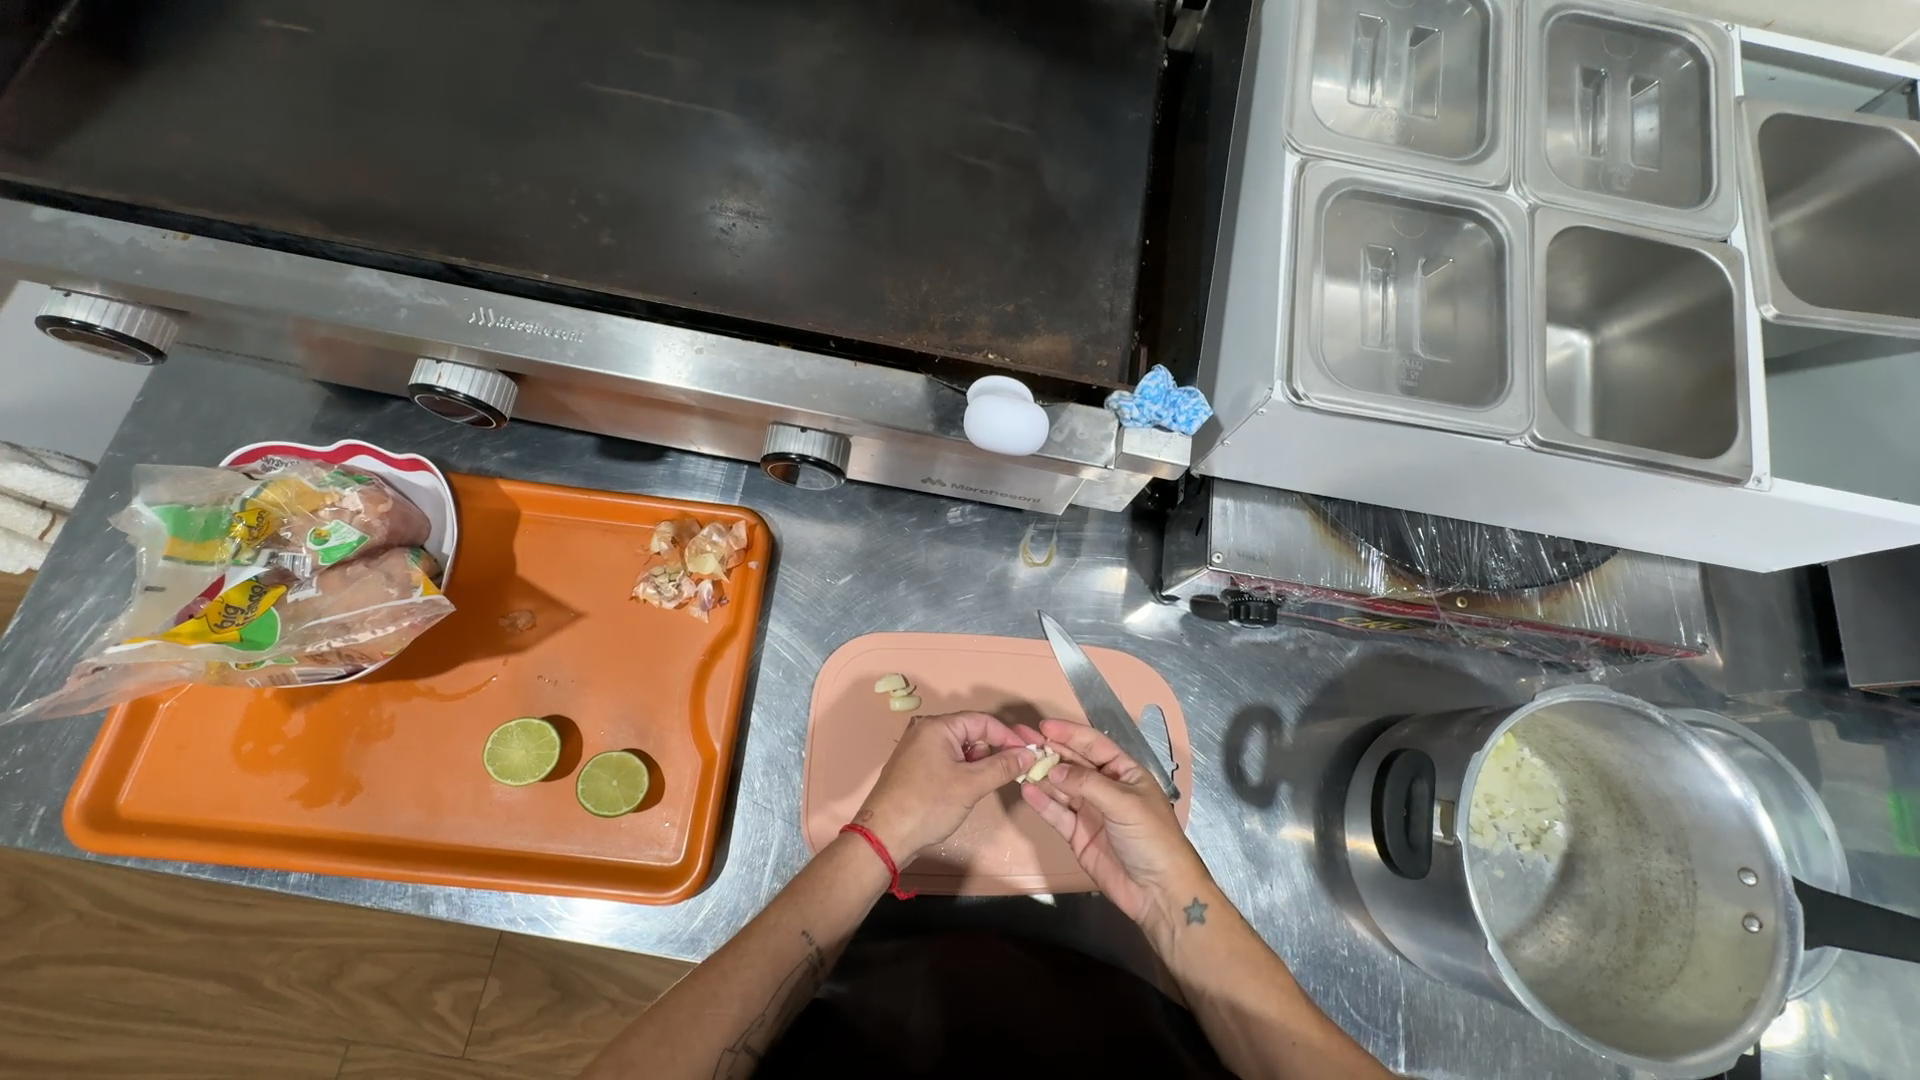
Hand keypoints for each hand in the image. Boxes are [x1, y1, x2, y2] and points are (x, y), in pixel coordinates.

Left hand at [854, 711, 1034, 861]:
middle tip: (1012, 772)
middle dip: (993, 751)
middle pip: (971, 733)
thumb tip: (1029, 754)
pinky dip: (963, 772)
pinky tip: (968, 790)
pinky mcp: (915, 769)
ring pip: (960, 750)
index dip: (1008, 737)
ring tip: (989, 784)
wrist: (884, 837)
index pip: (982, 721)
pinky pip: (947, 761)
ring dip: (979, 764)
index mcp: (937, 727)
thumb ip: (1002, 767)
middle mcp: (926, 732)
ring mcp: (918, 750)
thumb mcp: (970, 785)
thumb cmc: (928, 805)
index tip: (1028, 755)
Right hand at [1018, 717, 1210, 930]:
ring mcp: (1090, 811)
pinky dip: (1042, 802)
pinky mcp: (1078, 834)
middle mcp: (1106, 787)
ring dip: (1041, 774)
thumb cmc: (1151, 838)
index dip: (1070, 733)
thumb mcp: (1124, 803)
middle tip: (1021, 739)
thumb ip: (1087, 784)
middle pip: (1073, 763)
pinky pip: (1056, 813)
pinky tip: (1026, 789)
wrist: (1158, 891)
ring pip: (1061, 787)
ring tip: (1018, 762)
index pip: (1094, 744)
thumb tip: (1053, 769)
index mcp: (1124, 772)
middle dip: (1049, 750)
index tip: (1044, 726)